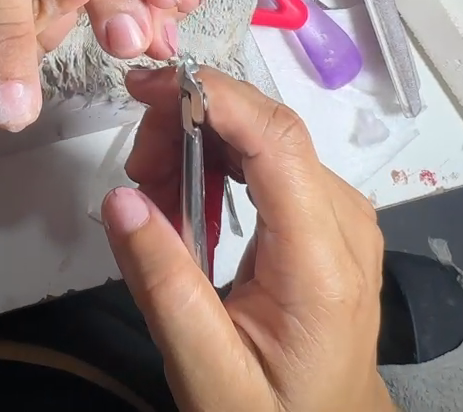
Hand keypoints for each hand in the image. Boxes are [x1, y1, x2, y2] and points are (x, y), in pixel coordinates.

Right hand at [102, 67, 391, 411]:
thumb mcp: (207, 373)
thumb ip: (163, 287)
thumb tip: (121, 197)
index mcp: (321, 262)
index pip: (276, 139)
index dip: (211, 96)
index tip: (145, 89)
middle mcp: (342, 219)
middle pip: (260, 125)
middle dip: (184, 122)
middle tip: (136, 170)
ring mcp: (335, 211)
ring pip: (255, 131)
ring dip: (190, 141)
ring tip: (152, 191)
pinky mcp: (319, 210)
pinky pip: (258, 152)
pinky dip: (207, 156)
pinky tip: (180, 193)